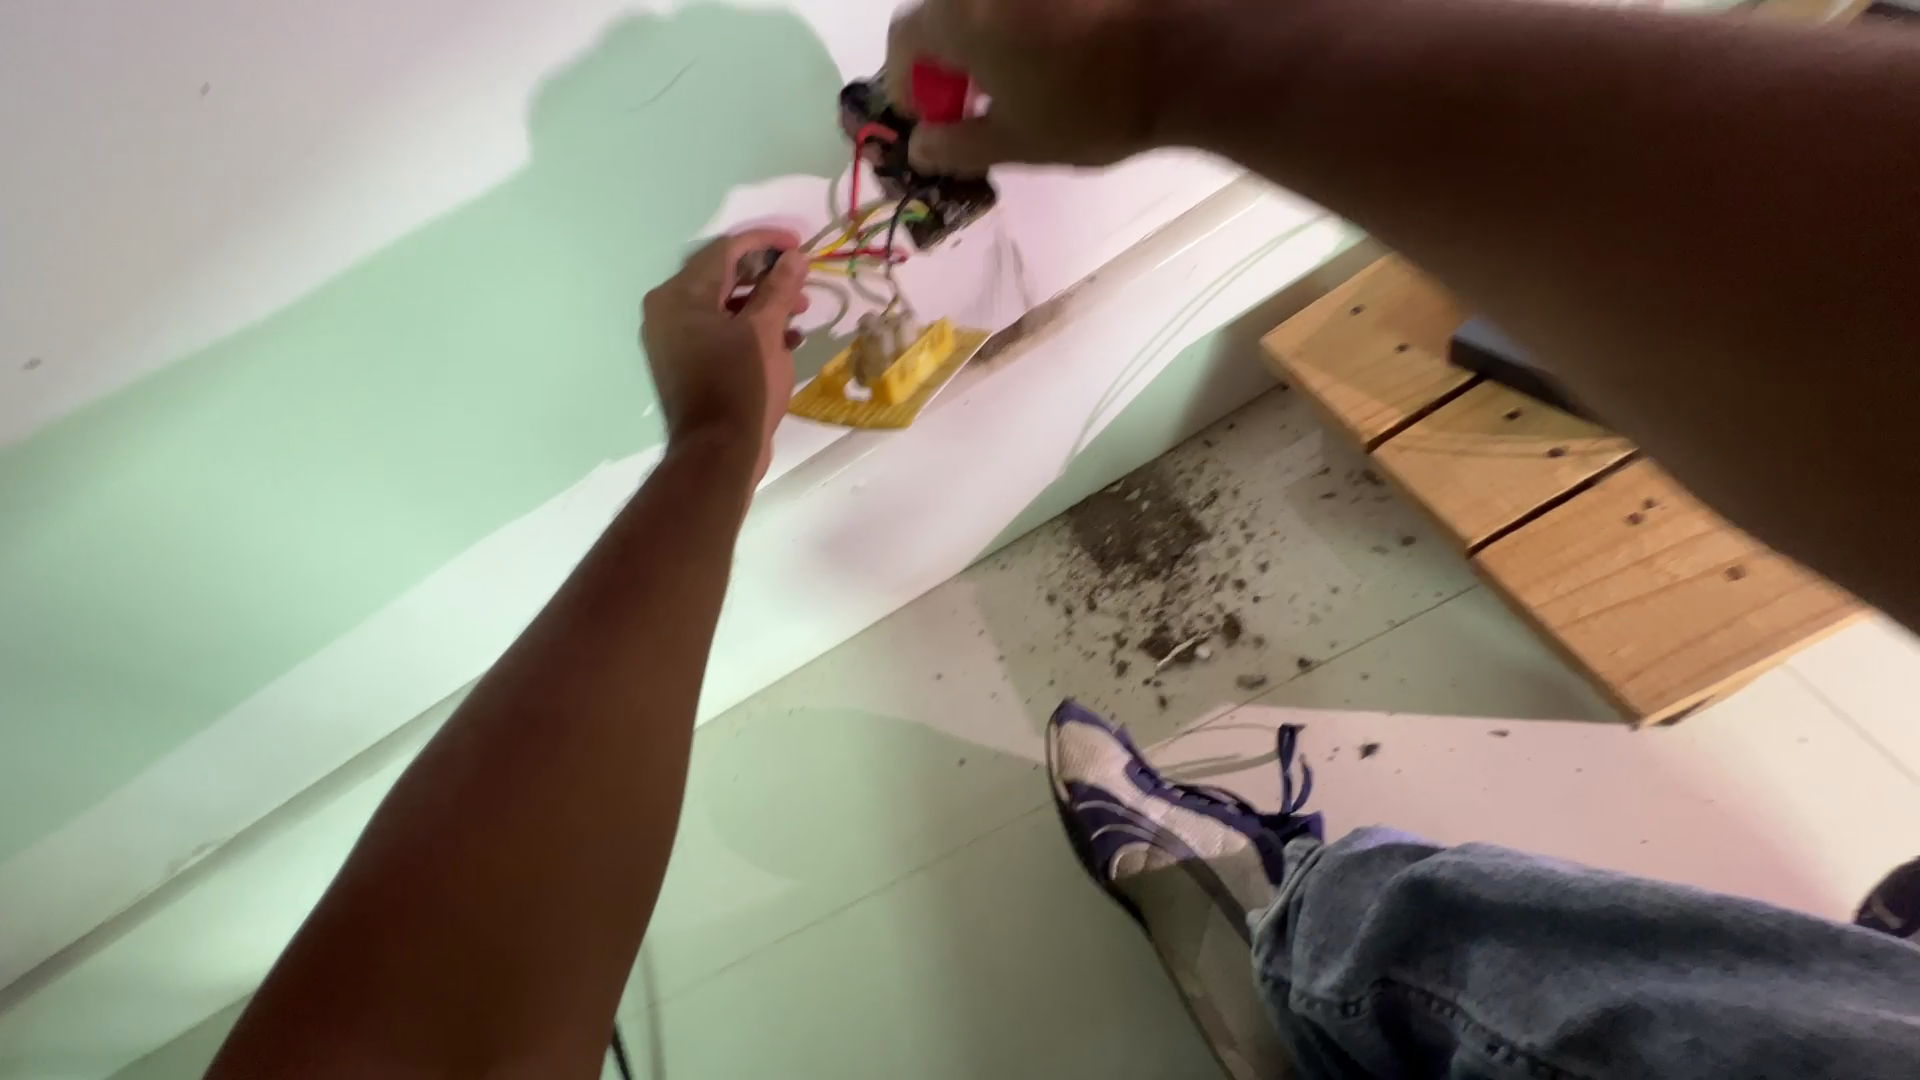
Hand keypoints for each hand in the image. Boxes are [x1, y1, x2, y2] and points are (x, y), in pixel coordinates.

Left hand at [641, 228, 810, 480]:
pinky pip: (722, 334)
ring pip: (725, 308)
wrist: (719, 453)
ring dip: (764, 306)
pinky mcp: (690, 366)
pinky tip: (785, 341)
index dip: (765, 243)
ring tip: (800, 315)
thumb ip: (779, 290)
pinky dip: (751, 332)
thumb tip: (794, 258)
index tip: (800, 244)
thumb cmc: (741, 387)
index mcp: (679, 296)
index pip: (725, 251)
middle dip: (767, 277)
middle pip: (723, 278)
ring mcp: (676, 341)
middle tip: (803, 282)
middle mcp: (669, 312)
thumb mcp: (764, 333)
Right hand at [886, 0, 1173, 171]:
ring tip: (1017, 74)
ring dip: (982, 35)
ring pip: (981, 4)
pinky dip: (1018, 20)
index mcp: (959, 15)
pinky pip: (1021, 2)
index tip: (930, 113)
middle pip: (941, 12)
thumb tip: (920, 146)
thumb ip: (956, 144)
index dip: (909, 82)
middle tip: (974, 97)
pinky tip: (1050, 44)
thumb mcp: (1017, 143)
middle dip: (945, 57)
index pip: (903, 41)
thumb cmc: (1092, 109)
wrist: (1187, 54)